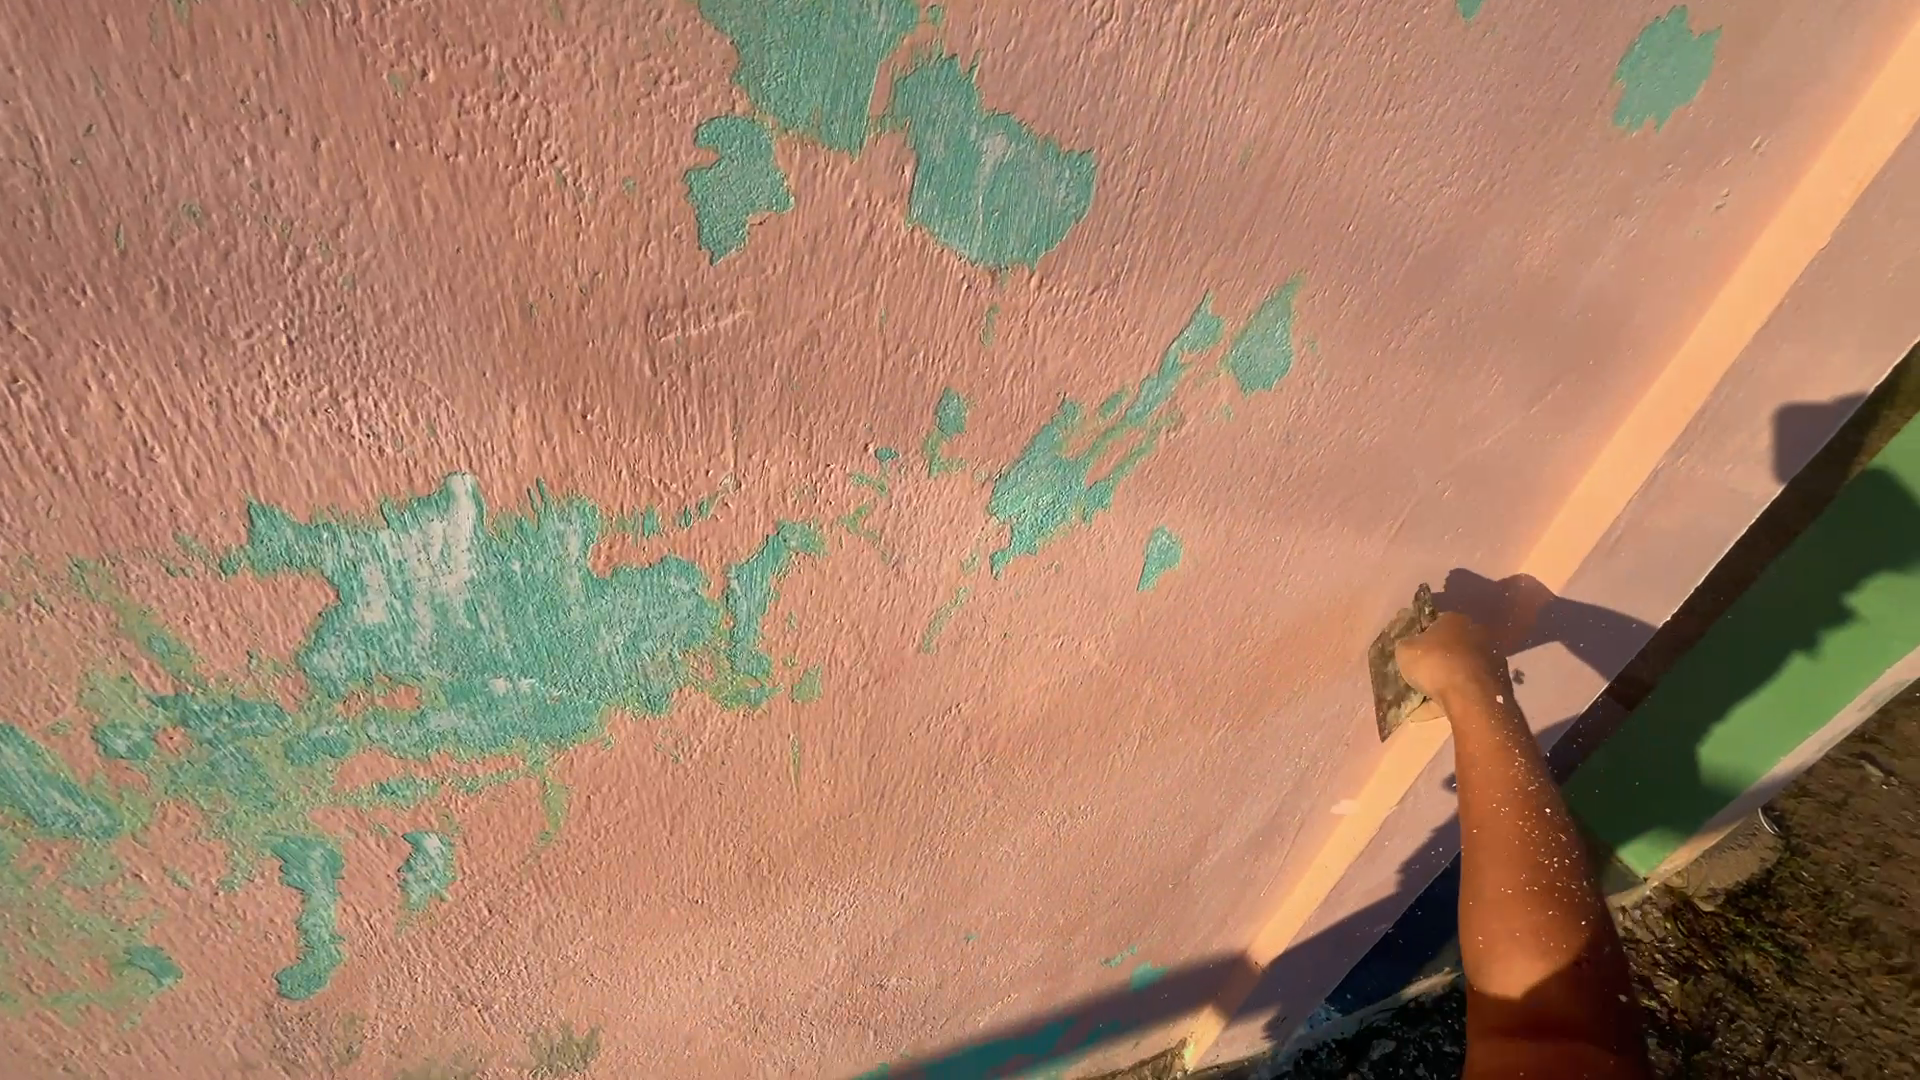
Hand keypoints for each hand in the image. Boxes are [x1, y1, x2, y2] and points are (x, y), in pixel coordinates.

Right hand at [1394, 612, 1506, 708]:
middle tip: (1429, 665)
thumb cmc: (1435, 665)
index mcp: (1454, 619)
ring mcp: (1495, 655)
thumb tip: (1412, 644)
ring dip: (1459, 668)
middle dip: (1445, 650)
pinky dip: (1469, 684)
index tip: (1417, 648)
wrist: (1472, 697)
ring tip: (1442, 685)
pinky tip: (1456, 695)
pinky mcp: (1503, 678)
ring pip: (1469, 659)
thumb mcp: (1404, 651)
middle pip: (1457, 639)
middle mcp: (1479, 631)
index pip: (1437, 621)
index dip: (1424, 634)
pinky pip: (1478, 679)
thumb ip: (1408, 643)